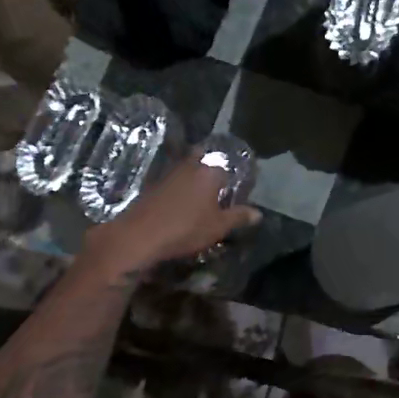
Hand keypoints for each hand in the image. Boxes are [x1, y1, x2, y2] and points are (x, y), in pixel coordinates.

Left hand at [80, 153, 261, 278]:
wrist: (140, 234)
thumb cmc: (186, 228)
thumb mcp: (218, 227)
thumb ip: (238, 217)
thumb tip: (258, 213)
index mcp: (210, 171)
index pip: (227, 170)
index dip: (231, 183)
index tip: (232, 197)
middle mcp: (190, 165)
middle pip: (204, 162)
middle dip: (210, 174)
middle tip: (215, 194)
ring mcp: (169, 173)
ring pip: (186, 170)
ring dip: (192, 181)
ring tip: (198, 202)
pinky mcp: (153, 184)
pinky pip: (172, 182)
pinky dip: (178, 190)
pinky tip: (179, 205)